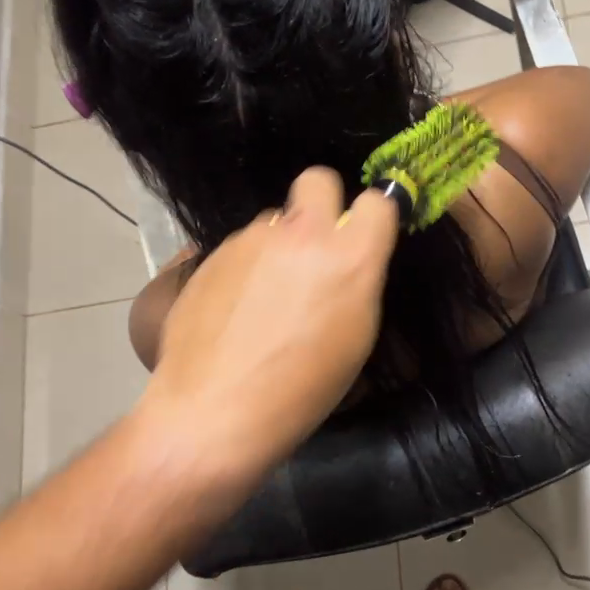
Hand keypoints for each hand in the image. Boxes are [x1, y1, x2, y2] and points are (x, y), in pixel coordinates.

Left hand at [138, 168, 399, 489]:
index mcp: (350, 258)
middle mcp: (301, 235)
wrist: (215, 410)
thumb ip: (358, 283)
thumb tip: (350, 262)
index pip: (377, 201)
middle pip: (318, 179)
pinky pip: (242, 247)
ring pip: (275, 221)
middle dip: (323, 202)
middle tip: (317, 248)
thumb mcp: (356, 340)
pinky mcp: (211, 254)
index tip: (367, 239)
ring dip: (280, 245)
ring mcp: (250, 241)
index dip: (374, 218)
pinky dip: (247, 268)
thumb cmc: (303, 391)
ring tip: (267, 298)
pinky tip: (236, 311)